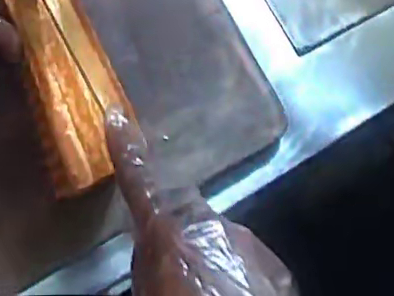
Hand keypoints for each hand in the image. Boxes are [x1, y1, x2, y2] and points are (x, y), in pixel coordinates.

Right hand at [105, 109, 296, 295]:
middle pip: (185, 211)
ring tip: (205, 292)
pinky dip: (238, 275)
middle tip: (171, 269)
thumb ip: (147, 262)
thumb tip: (152, 249)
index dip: (126, 148)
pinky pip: (247, 261)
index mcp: (168, 233)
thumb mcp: (147, 290)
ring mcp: (246, 244)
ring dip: (209, 256)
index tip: (116, 115)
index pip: (140, 180)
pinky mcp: (277, 271)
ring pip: (218, 237)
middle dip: (177, 229)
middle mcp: (208, 225)